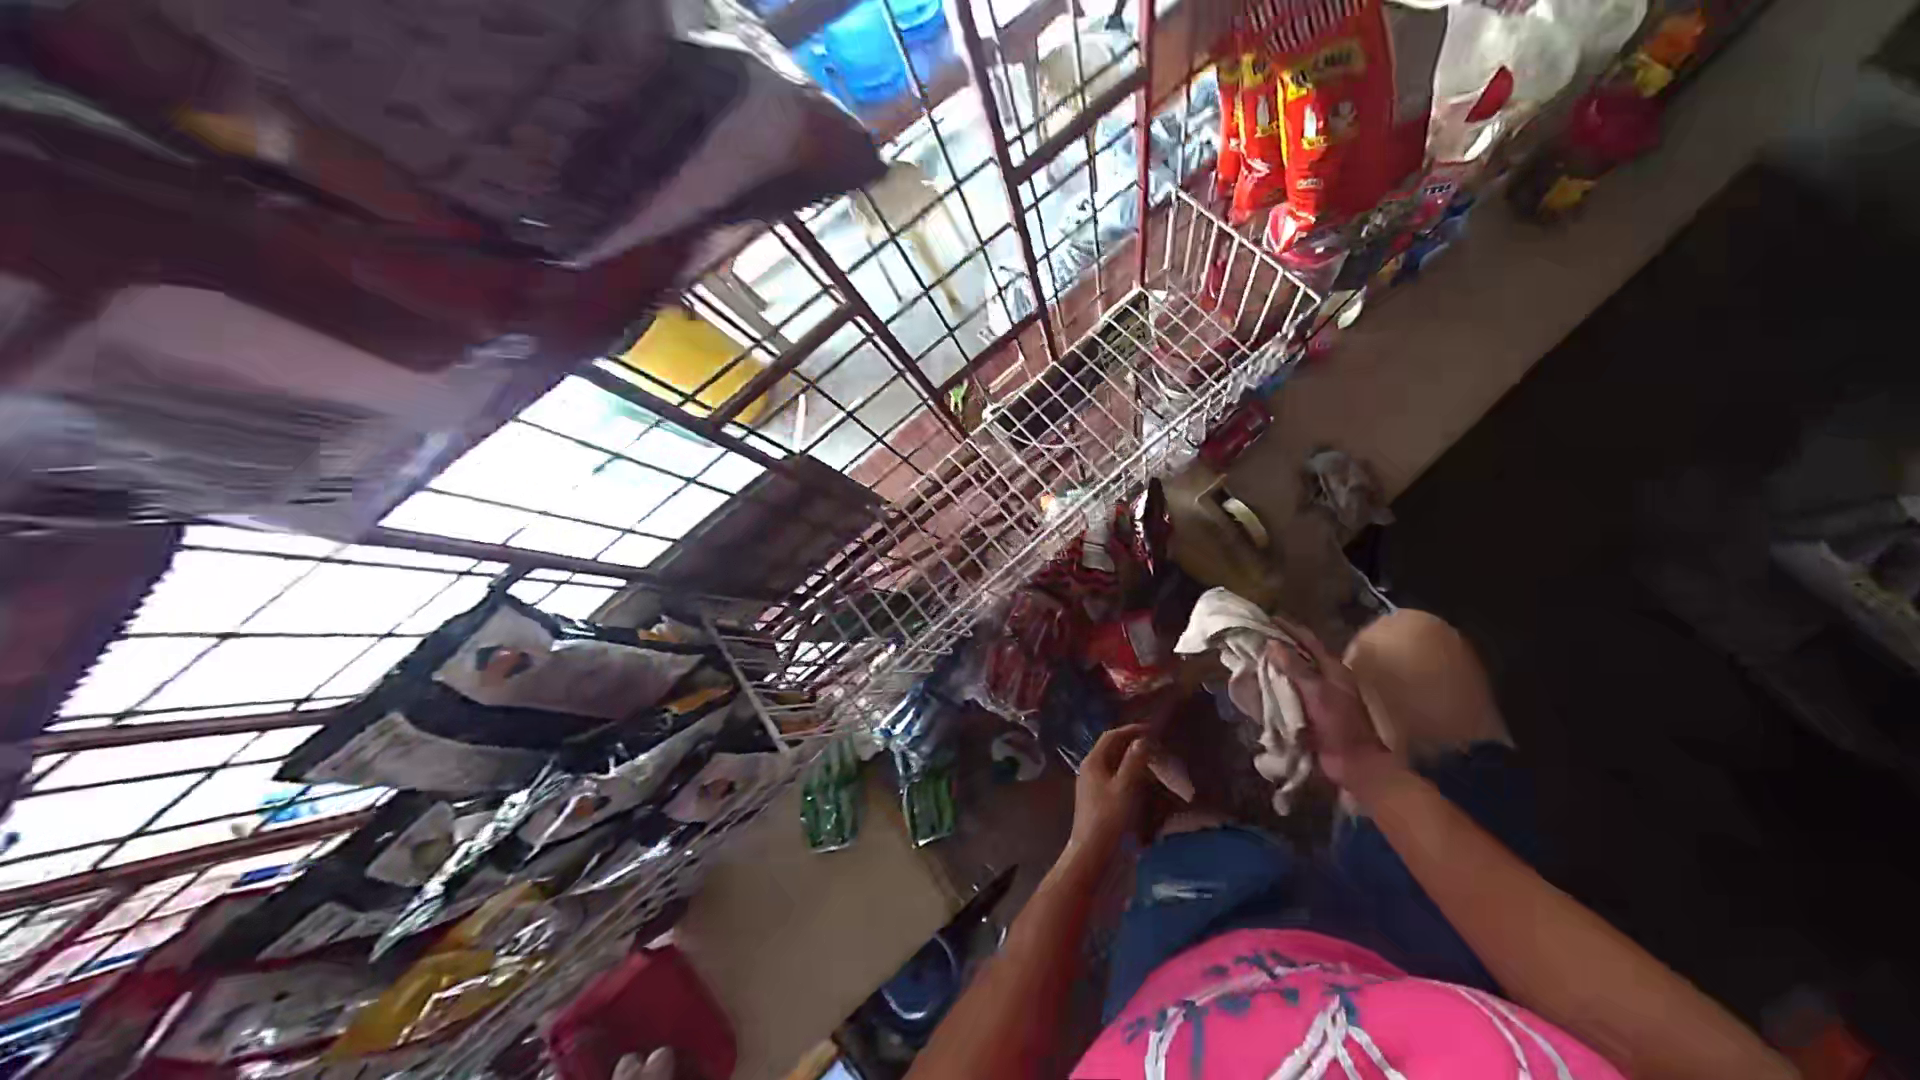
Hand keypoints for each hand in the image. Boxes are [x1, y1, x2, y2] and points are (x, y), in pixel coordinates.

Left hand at [1068, 724, 1153, 857]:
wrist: (1096, 863)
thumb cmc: (1110, 821)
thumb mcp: (1126, 787)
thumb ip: (1135, 760)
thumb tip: (1142, 739)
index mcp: (1094, 764)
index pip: (1112, 737)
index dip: (1133, 731)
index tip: (1156, 731)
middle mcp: (1094, 775)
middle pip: (1119, 755)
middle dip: (1143, 754)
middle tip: (1166, 756)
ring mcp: (1100, 795)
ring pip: (1126, 776)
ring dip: (1146, 775)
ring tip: (1168, 778)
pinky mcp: (1109, 813)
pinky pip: (1129, 795)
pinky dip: (1144, 794)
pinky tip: (1161, 802)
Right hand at [1266, 621, 1401, 793]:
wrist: (1353, 763)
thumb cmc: (1339, 724)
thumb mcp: (1316, 692)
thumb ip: (1295, 667)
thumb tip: (1272, 643)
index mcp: (1333, 669)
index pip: (1309, 641)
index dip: (1290, 628)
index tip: (1269, 618)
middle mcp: (1326, 678)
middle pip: (1300, 655)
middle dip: (1279, 645)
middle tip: (1255, 636)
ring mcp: (1318, 695)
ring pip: (1293, 673)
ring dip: (1275, 664)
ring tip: (1253, 656)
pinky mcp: (1310, 711)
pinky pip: (1289, 691)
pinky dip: (1275, 684)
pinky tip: (1259, 682)